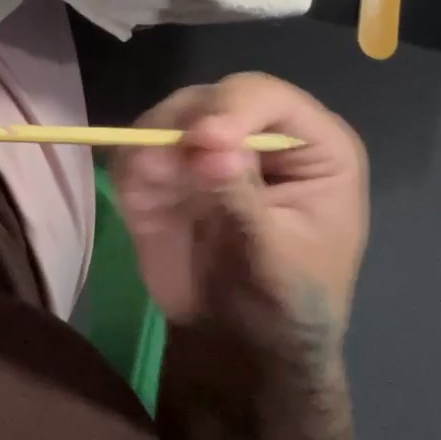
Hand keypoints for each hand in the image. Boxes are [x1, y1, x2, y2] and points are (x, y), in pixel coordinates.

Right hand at [113, 73, 368, 337]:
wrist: (238, 342)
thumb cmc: (284, 304)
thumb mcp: (275, 258)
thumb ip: (243, 201)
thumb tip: (212, 149)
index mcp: (310, 148)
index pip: (267, 97)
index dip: (234, 108)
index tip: (205, 140)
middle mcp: (255, 136)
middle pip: (208, 99)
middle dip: (181, 127)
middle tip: (160, 166)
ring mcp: (203, 149)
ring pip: (164, 117)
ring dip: (150, 145)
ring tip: (149, 183)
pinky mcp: (161, 168)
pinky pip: (134, 148)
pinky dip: (130, 166)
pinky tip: (141, 197)